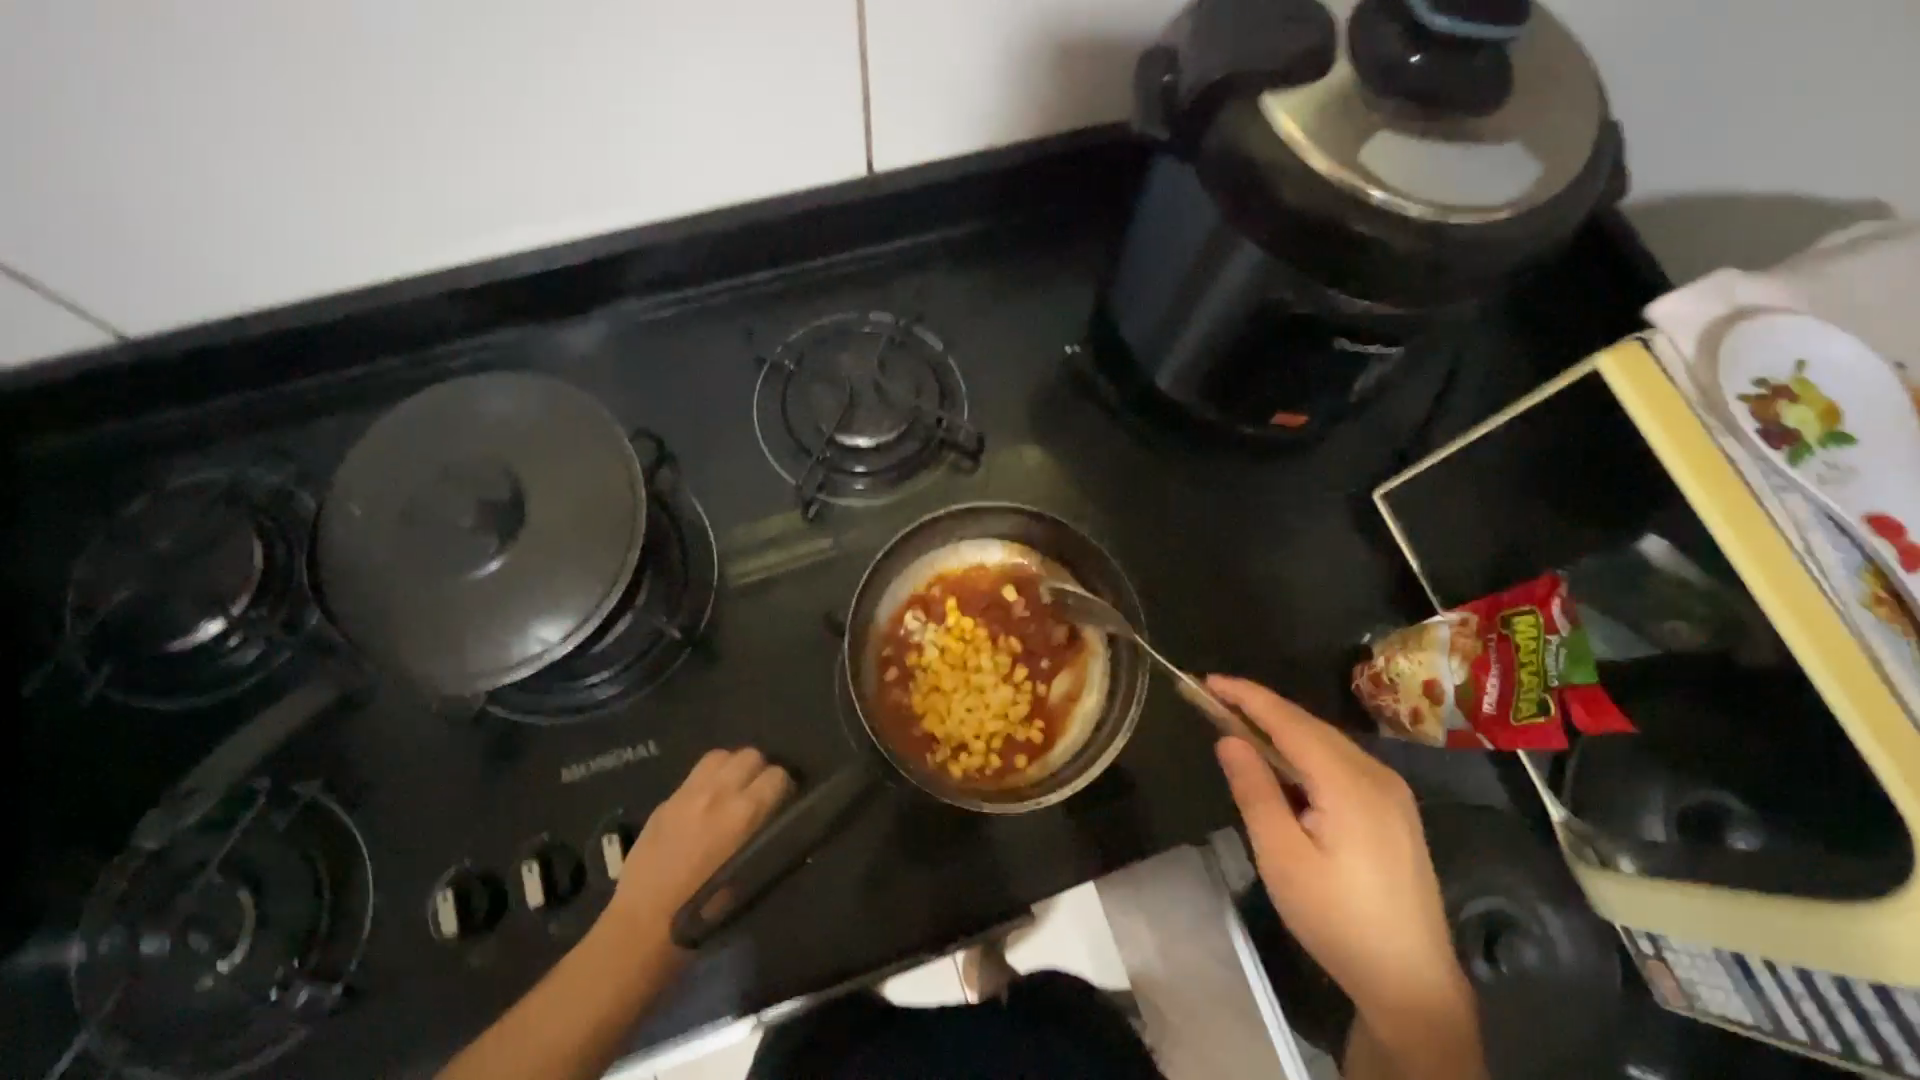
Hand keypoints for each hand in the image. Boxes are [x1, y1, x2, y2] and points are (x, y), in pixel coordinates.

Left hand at [606, 748, 791, 937]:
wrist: (646, 924)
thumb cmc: (707, 911)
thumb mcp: (751, 873)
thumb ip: (765, 836)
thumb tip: (776, 818)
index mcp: (744, 814)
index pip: (778, 776)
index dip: (785, 788)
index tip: (783, 802)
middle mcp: (718, 793)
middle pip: (750, 755)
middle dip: (759, 771)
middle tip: (757, 794)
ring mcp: (687, 794)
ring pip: (720, 756)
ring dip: (731, 768)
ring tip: (731, 791)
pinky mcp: (665, 801)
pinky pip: (694, 774)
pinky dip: (707, 780)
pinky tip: (704, 804)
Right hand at [1208, 677, 1472, 1035]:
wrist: (1410, 978)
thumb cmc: (1336, 919)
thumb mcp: (1282, 858)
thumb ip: (1255, 791)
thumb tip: (1230, 739)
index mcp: (1349, 783)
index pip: (1290, 721)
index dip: (1248, 697)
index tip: (1208, 680)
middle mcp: (1376, 775)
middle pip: (1312, 726)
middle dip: (1263, 709)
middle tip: (1214, 702)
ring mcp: (1391, 793)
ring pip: (1329, 744)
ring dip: (1284, 731)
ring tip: (1240, 729)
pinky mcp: (1395, 811)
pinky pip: (1343, 765)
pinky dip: (1307, 754)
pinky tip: (1285, 767)